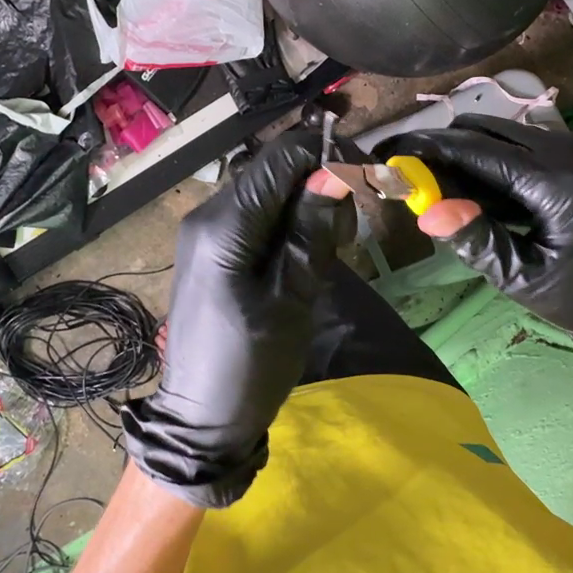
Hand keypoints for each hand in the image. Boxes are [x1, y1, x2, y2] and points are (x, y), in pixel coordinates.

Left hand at [122, 133, 351, 506]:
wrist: (202, 417)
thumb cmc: (251, 365)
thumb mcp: (292, 298)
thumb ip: (312, 230)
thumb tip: (336, 170)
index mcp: (223, 226)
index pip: (279, 158)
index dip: (326, 154)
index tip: (370, 176)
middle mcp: (207, 215)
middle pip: (273, 171)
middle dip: (319, 183)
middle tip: (347, 234)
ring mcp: (205, 231)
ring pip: (268, 192)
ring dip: (306, 206)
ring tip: (328, 252)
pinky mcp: (212, 248)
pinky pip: (256, 216)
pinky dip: (287, 224)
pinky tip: (303, 257)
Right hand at [384, 115, 572, 378]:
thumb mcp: (524, 277)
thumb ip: (478, 240)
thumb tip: (427, 212)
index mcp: (553, 179)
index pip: (474, 148)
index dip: (426, 149)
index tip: (386, 152)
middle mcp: (562, 149)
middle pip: (481, 129)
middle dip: (438, 148)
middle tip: (405, 176)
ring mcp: (568, 147)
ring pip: (495, 133)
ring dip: (460, 155)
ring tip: (430, 188)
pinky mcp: (569, 155)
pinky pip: (513, 147)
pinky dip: (483, 163)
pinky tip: (467, 193)